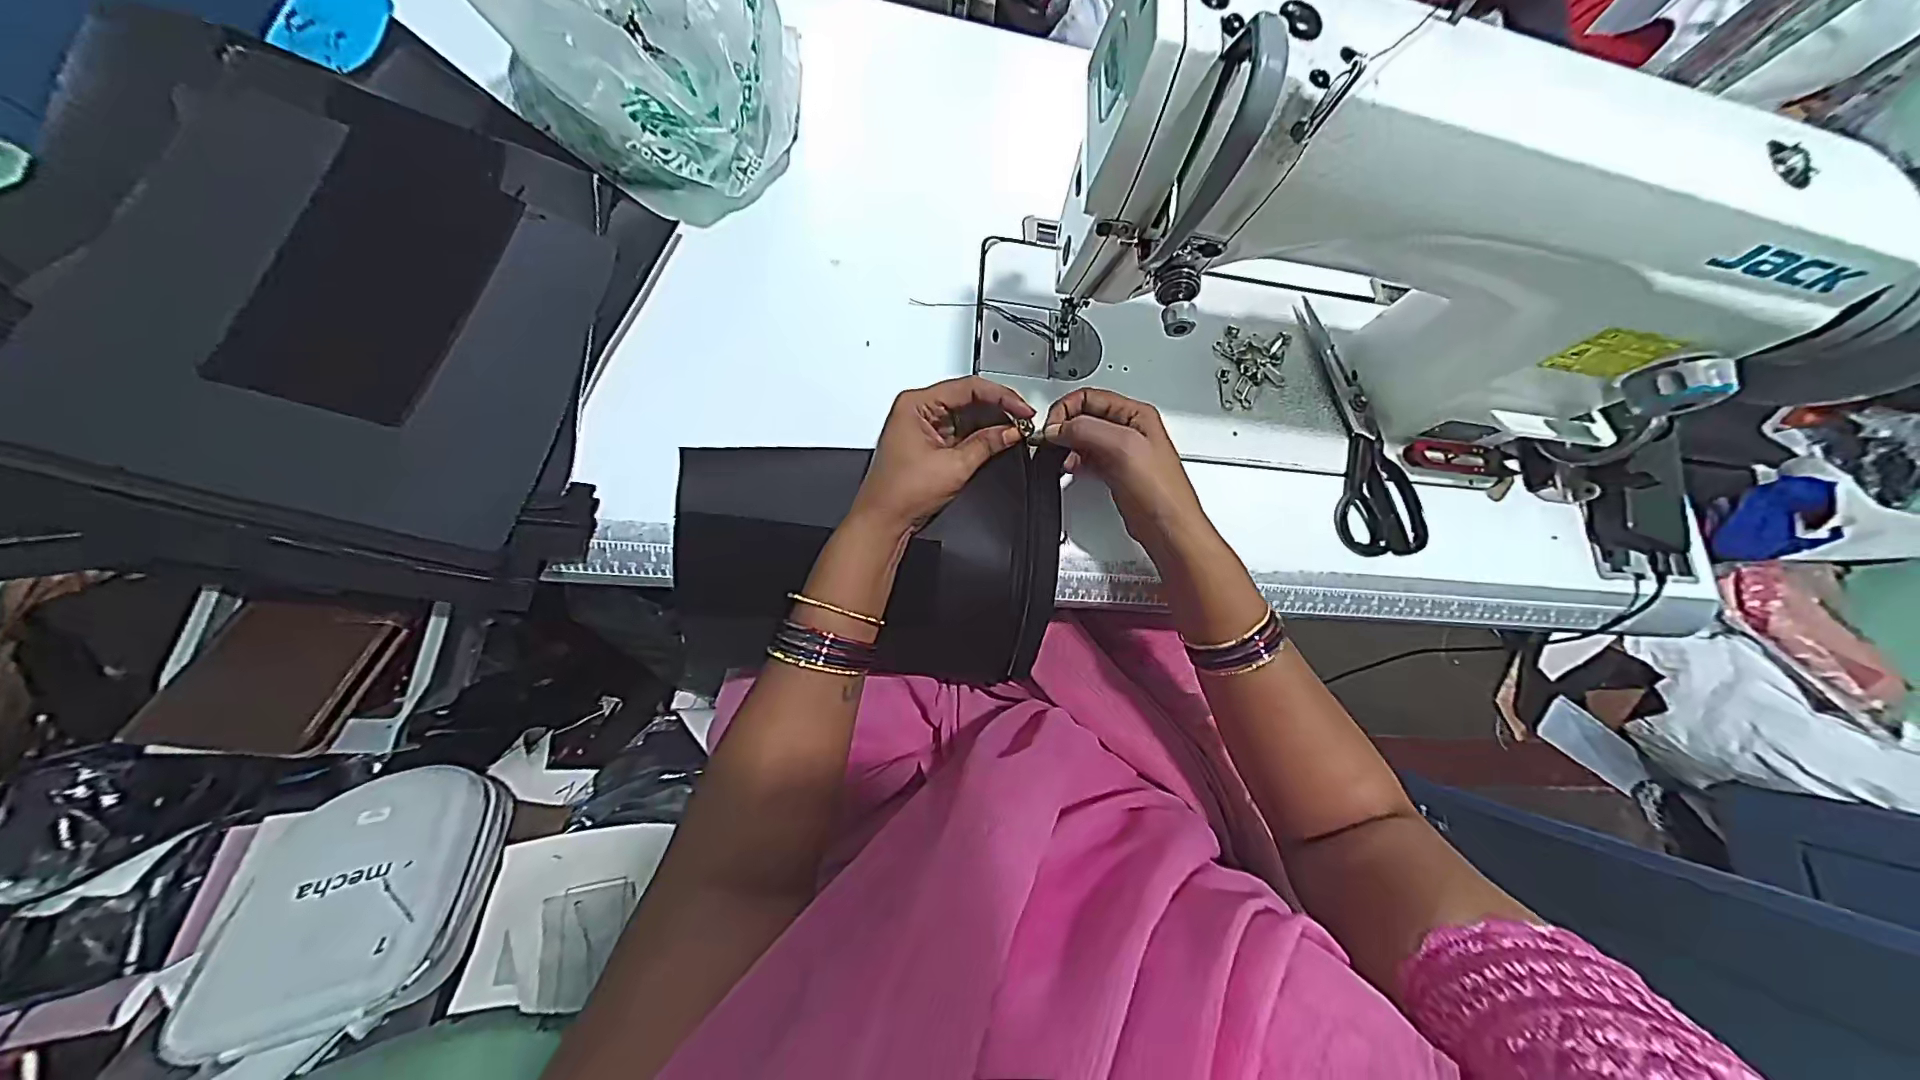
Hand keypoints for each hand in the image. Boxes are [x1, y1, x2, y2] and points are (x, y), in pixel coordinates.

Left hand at [848, 376, 1035, 537]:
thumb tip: (1010, 431)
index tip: (1022, 409)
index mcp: (915, 404)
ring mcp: (923, 427)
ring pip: (966, 416)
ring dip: (991, 424)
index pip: (968, 388)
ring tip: (1014, 431)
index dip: (1001, 396)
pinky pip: (960, 432)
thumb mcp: (954, 466)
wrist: (884, 520)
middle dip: (998, 410)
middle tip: (1023, 419)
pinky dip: (979, 437)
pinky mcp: (928, 443)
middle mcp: (917, 411)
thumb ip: (987, 444)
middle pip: (968, 399)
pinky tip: (997, 440)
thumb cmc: (899, 493)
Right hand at [1043, 388, 1209, 556]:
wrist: (1167, 529)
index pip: (1090, 397)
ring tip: (1060, 456)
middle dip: (1064, 426)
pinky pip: (1086, 458)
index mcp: (1136, 415)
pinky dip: (1073, 460)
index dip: (1066, 409)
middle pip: (1084, 416)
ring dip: (1067, 444)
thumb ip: (1087, 430)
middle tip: (1052, 441)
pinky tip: (1070, 467)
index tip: (1053, 428)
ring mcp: (1121, 452)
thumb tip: (1059, 427)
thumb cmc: (1161, 492)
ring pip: (1083, 437)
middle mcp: (1129, 430)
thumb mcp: (1122, 448)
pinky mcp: (1113, 472)